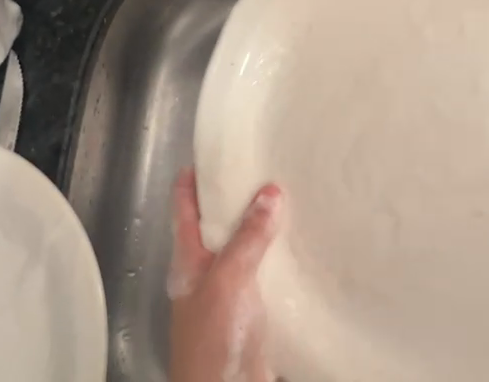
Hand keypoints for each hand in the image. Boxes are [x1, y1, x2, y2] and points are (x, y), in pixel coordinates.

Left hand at [168, 167, 284, 381]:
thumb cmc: (213, 338)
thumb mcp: (227, 279)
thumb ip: (247, 237)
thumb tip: (271, 190)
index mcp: (187, 260)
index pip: (184, 208)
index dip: (194, 177)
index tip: (214, 149)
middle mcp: (205, 272)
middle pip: (218, 225)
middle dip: (239, 196)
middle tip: (267, 164)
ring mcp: (229, 293)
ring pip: (245, 248)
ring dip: (264, 225)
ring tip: (292, 194)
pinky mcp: (254, 312)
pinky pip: (267, 273)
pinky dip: (282, 255)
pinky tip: (303, 243)